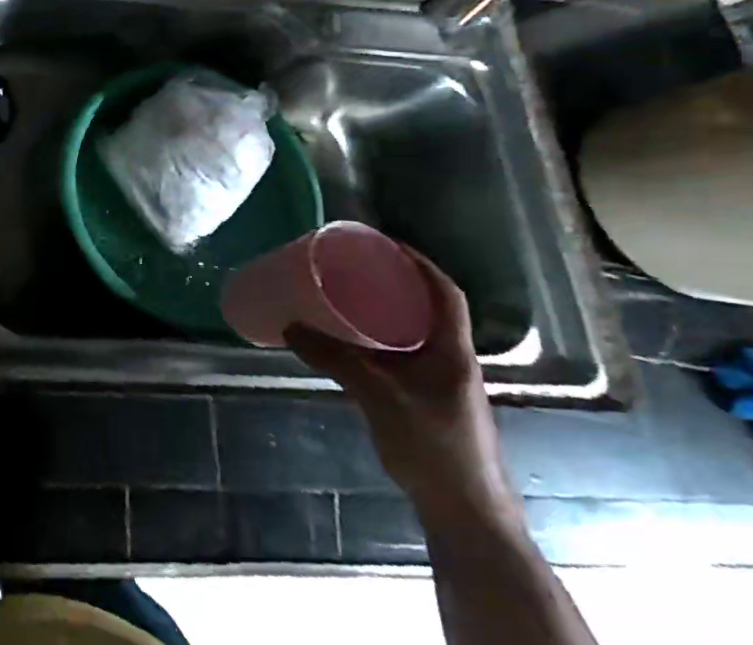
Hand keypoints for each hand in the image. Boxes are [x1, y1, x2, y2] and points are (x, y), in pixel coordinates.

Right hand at [285, 260, 520, 528]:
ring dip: (385, 312)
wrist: (464, 510)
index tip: (385, 242)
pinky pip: (400, 356)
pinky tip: (350, 345)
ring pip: (413, 334)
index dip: (420, 263)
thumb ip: (334, 359)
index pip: (445, 293)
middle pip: (427, 308)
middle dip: (395, 283)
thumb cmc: (432, 446)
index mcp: (452, 350)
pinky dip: (377, 341)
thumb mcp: (378, 396)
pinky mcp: (426, 400)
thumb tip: (288, 326)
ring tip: (345, 298)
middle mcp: (451, 359)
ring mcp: (440, 382)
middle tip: (354, 267)